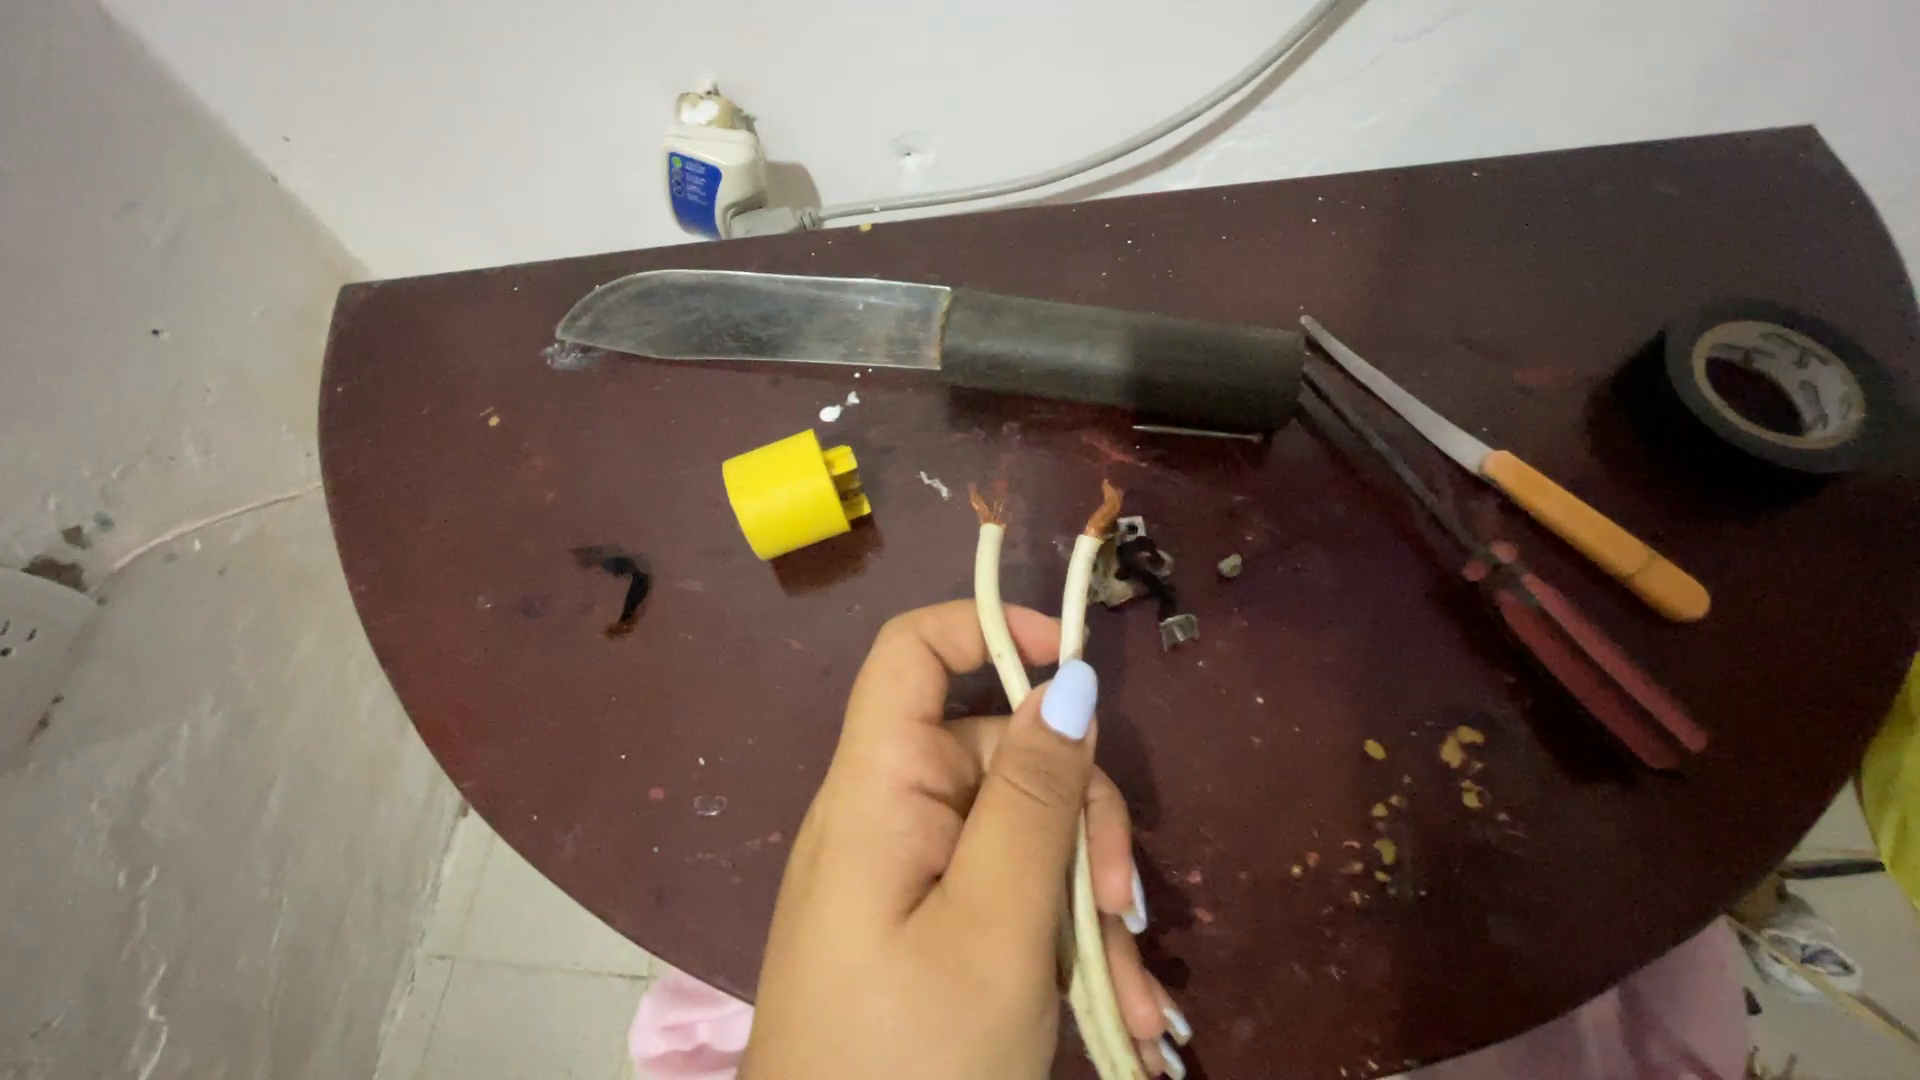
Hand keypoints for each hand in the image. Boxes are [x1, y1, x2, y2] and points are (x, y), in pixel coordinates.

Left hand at [741, 600, 1188, 1079]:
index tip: (1074, 661)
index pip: (912, 652)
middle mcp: (893, 812)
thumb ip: (1035, 797)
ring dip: (1088, 898)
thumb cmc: (911, 1065)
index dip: (988, 630)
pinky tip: (1116, 1011)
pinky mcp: (933, 923)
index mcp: (879, 786)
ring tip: (1134, 998)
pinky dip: (1066, 937)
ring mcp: (915, 871)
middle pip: (1002, 751)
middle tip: (1125, 905)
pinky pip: (1011, 893)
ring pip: (1024, 831)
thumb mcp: (996, 927)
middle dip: (1079, 816)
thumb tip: (1070, 680)